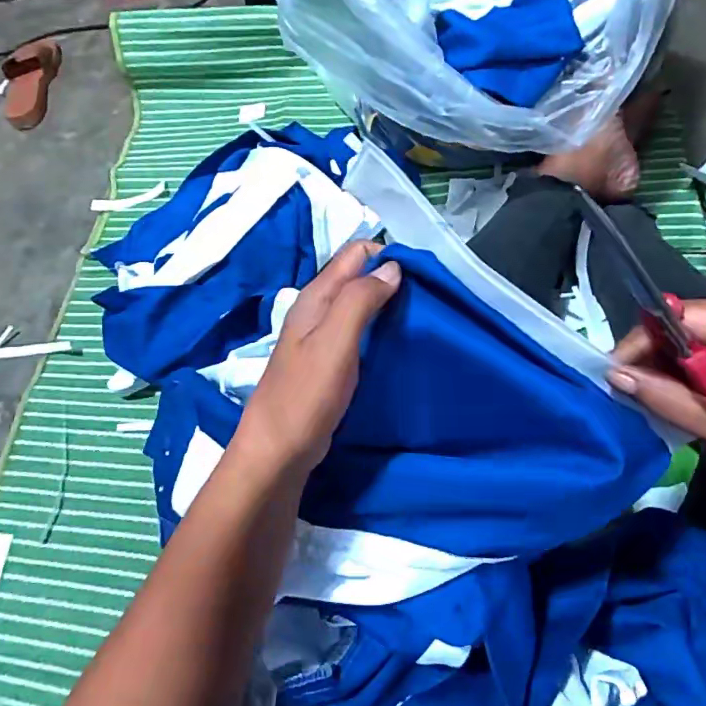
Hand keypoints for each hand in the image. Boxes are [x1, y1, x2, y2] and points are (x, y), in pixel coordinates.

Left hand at [237, 241, 401, 474]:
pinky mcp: (328, 362)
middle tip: (427, 297)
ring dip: (386, 304)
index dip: (387, 254)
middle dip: (390, 278)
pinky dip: (378, 329)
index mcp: (316, 297)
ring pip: (359, 305)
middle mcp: (316, 310)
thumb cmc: (305, 395)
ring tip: (419, 318)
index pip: (354, 254)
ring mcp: (320, 337)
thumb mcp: (334, 342)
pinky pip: (358, 332)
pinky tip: (396, 343)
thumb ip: (359, 300)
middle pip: (357, 277)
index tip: (421, 273)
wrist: (278, 452)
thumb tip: (392, 267)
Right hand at [607, 295, 705, 497]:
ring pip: (692, 338)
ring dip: (668, 366)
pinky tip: (673, 392)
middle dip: (654, 355)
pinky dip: (686, 372)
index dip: (645, 339)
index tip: (613, 369)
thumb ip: (671, 399)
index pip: (685, 316)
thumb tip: (614, 377)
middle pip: (686, 324)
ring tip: (644, 391)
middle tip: (626, 384)